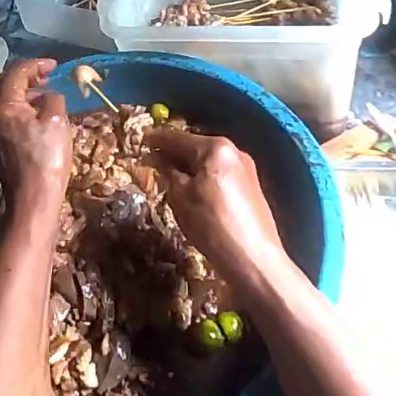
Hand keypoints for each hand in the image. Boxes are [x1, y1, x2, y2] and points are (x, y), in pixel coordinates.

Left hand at [0, 58, 71, 220]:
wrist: (32, 198)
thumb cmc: (46, 157)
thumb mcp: (57, 119)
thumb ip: (52, 98)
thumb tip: (47, 97)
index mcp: (3, 104)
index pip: (16, 72)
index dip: (37, 64)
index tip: (55, 66)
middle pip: (3, 82)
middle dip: (25, 75)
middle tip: (47, 76)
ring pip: (3, 99)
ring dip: (23, 91)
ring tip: (45, 93)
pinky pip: (5, 114)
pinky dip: (20, 106)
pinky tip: (37, 114)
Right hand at [148, 128, 286, 285]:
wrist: (253, 257)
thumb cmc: (211, 223)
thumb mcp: (181, 197)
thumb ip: (169, 173)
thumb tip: (161, 159)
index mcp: (216, 148)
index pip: (179, 138)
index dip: (158, 139)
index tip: (142, 139)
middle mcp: (234, 151)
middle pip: (197, 147)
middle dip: (175, 153)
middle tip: (154, 160)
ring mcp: (246, 169)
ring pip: (210, 161)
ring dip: (190, 166)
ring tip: (170, 176)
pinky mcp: (251, 187)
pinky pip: (221, 174)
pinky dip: (204, 177)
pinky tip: (194, 190)